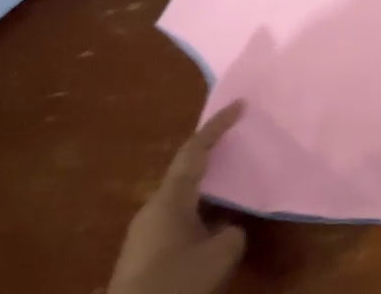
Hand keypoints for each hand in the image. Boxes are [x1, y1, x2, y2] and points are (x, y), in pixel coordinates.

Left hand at [111, 102, 247, 293]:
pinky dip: (198, 214)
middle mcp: (153, 208)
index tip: (239, 104)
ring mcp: (144, 233)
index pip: (195, 150)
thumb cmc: (175, 282)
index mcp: (170, 199)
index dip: (218, 125)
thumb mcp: (219, 256)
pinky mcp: (142, 256)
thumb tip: (226, 229)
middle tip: (238, 144)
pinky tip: (213, 231)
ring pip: (181, 199)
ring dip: (206, 191)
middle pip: (186, 172)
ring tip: (233, 189)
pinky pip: (176, 221)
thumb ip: (232, 233)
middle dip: (212, 156)